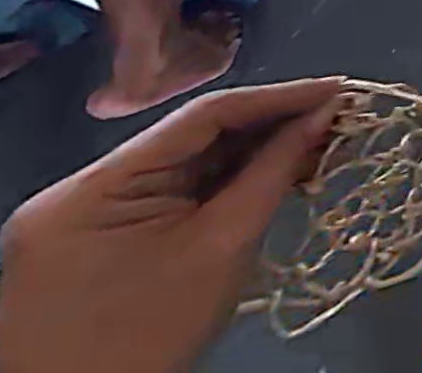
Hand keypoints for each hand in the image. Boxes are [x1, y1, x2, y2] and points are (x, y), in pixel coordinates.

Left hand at [0, 80, 345, 372]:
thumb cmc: (153, 332)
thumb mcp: (226, 240)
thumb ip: (277, 165)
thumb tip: (327, 110)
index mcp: (91, 190)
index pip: (203, 116)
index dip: (280, 96)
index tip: (340, 89)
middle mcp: (80, 191)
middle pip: (198, 136)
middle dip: (276, 123)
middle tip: (342, 114)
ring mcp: (88, 214)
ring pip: (196, 159)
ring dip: (263, 149)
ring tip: (325, 140)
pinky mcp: (107, 234)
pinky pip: (184, 187)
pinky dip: (238, 176)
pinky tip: (286, 168)